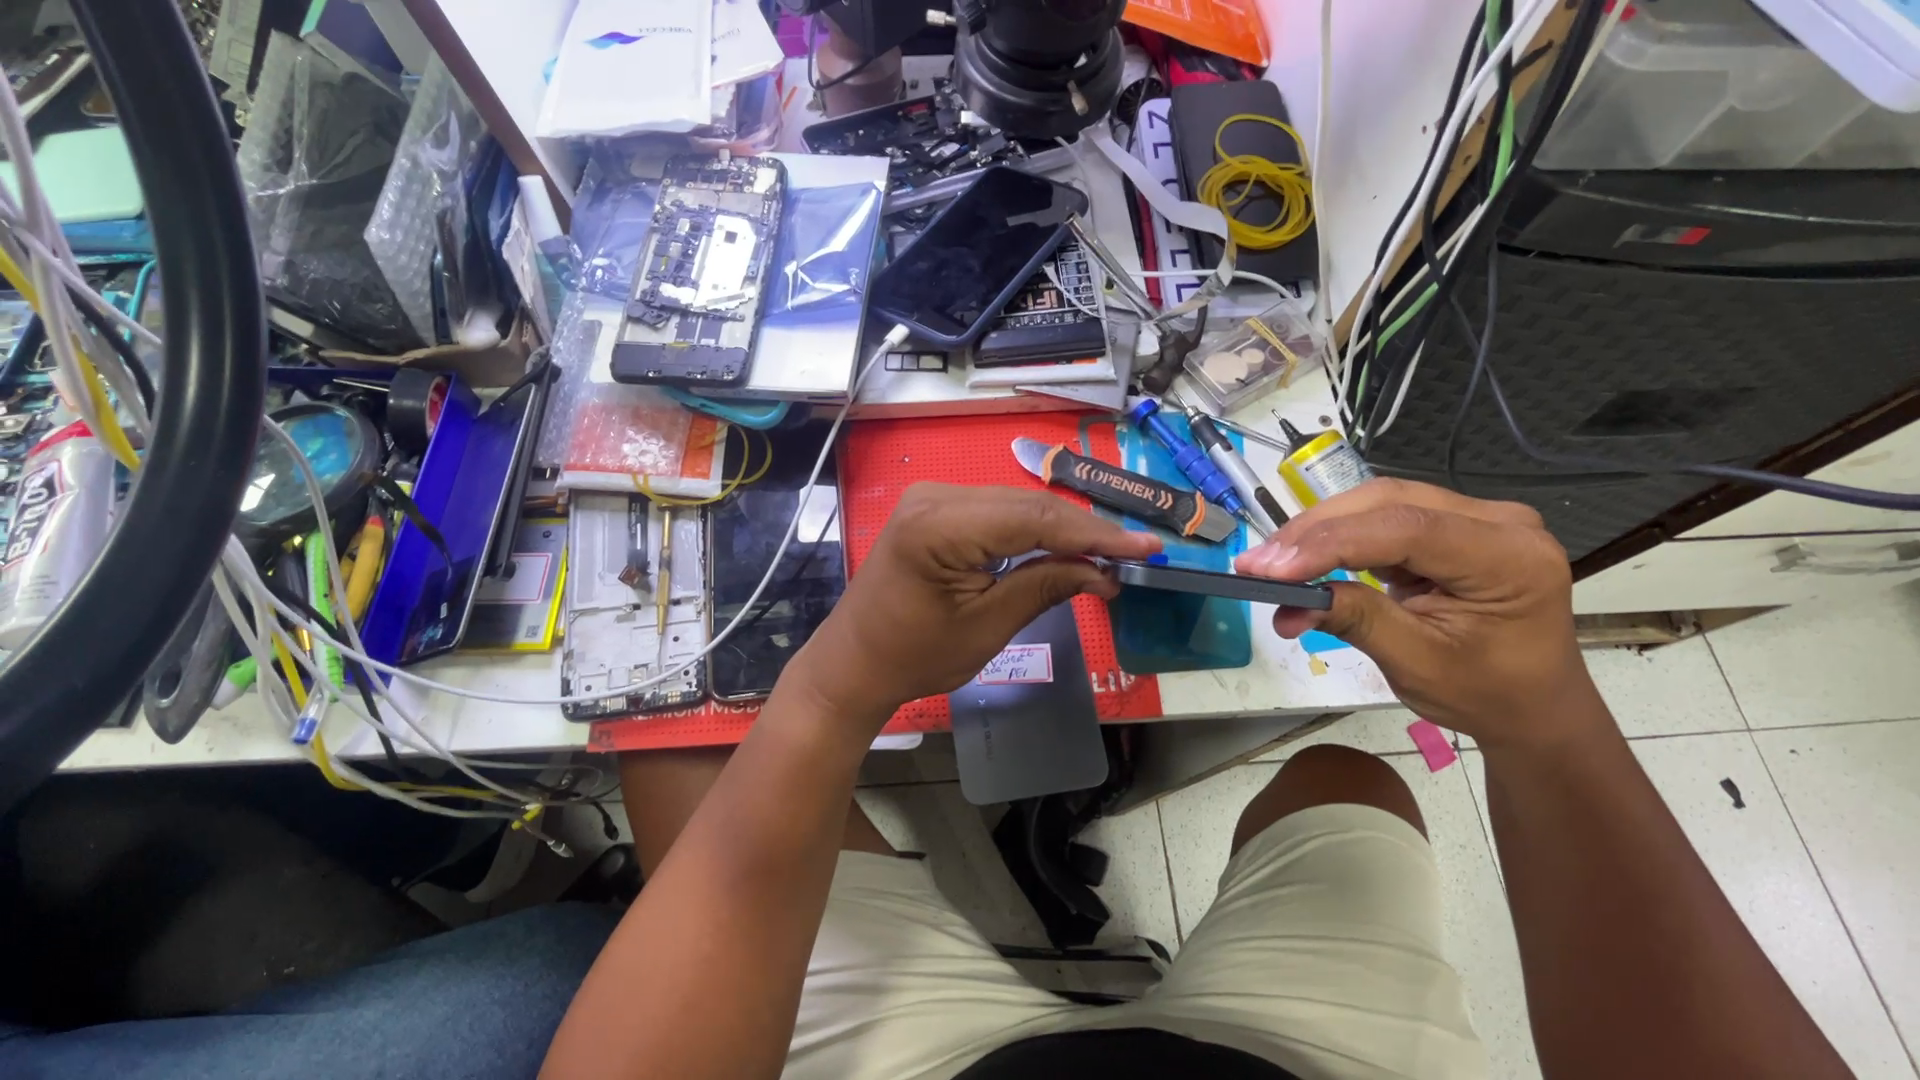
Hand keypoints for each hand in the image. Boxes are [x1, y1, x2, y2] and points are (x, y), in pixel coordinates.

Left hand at [786, 483, 1160, 726]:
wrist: (856, 663)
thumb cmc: (916, 656)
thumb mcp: (988, 626)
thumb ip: (1046, 586)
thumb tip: (1106, 573)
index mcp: (939, 524)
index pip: (1034, 518)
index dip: (1095, 534)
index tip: (1146, 548)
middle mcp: (935, 495)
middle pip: (1029, 504)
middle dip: (1084, 530)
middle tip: (1137, 555)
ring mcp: (933, 497)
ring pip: (1017, 504)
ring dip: (1064, 529)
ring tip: (1113, 553)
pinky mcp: (936, 509)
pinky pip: (998, 511)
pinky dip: (1035, 530)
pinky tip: (1068, 546)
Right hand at [1235, 478, 1607, 749]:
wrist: (1532, 708)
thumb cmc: (1486, 695)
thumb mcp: (1417, 663)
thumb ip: (1356, 619)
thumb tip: (1287, 603)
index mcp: (1510, 557)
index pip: (1406, 529)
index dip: (1331, 544)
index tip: (1270, 570)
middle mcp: (1500, 522)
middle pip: (1389, 502)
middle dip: (1315, 531)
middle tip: (1257, 564)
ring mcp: (1477, 519)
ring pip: (1380, 504)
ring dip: (1319, 532)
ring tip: (1270, 564)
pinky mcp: (1452, 527)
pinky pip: (1384, 519)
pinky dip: (1338, 540)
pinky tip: (1302, 560)